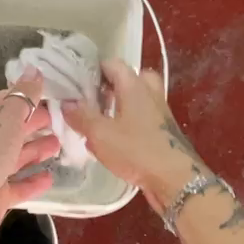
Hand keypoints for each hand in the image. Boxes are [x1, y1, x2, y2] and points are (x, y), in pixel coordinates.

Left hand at [0, 71, 60, 211]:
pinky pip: (18, 186)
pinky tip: (50, 177)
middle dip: (33, 124)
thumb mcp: (6, 118)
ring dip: (36, 151)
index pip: (5, 102)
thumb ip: (23, 96)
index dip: (26, 98)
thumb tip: (34, 69)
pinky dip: (33, 181)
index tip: (50, 96)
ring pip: (16, 157)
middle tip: (59, 121)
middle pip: (11, 130)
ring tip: (58, 146)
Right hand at [60, 60, 205, 211]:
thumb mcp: (100, 134)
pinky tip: (114, 140)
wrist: (176, 179)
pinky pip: (143, 117)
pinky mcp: (164, 130)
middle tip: (92, 101)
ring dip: (119, 106)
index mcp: (134, 85)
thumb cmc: (137, 150)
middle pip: (128, 79)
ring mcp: (160, 111)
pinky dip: (129, 122)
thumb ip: (82, 116)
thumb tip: (67, 103)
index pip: (112, 64)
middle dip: (109, 87)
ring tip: (99, 122)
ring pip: (136, 99)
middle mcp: (150, 92)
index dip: (93, 70)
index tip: (76, 85)